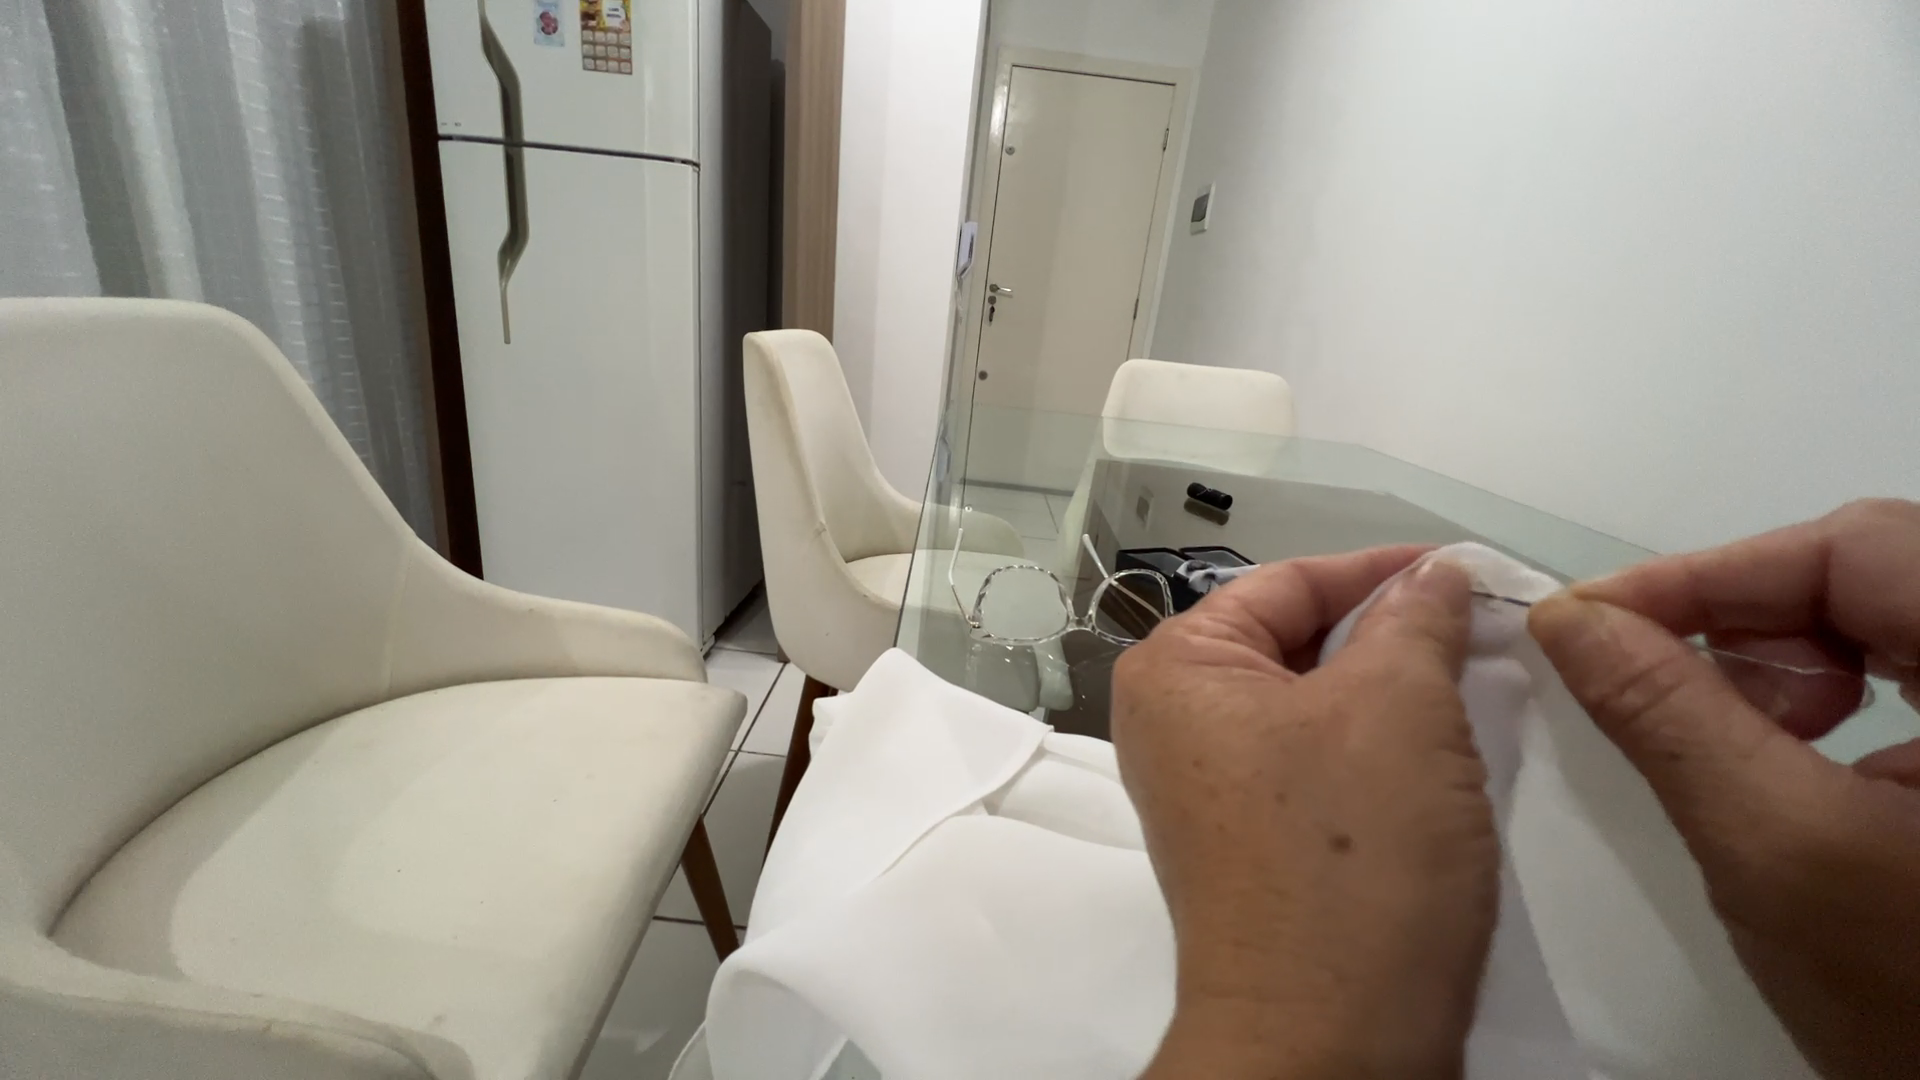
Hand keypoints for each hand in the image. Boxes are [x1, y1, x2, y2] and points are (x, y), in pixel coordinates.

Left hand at [1114, 546, 1492, 1079]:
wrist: (1322, 1035)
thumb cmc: (1349, 853)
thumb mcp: (1396, 708)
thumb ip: (1412, 620)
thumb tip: (1432, 570)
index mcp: (1174, 665)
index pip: (1282, 584)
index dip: (1375, 568)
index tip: (1458, 564)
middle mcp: (1167, 711)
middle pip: (1285, 638)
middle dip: (1377, 628)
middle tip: (1471, 619)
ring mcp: (1195, 773)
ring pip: (1299, 697)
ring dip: (1376, 683)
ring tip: (1462, 671)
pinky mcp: (1233, 824)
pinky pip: (1298, 751)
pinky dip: (1360, 736)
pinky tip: (1424, 739)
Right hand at [1528, 498, 1919, 1079]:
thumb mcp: (1775, 846)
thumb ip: (1664, 714)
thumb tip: (1562, 617)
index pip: (1861, 549)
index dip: (1709, 572)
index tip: (1590, 621)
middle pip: (1869, 571)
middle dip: (1734, 618)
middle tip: (1645, 674)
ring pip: (1878, 615)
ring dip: (1769, 656)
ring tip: (1722, 727)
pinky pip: (1900, 667)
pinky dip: (1807, 690)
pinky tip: (1778, 746)